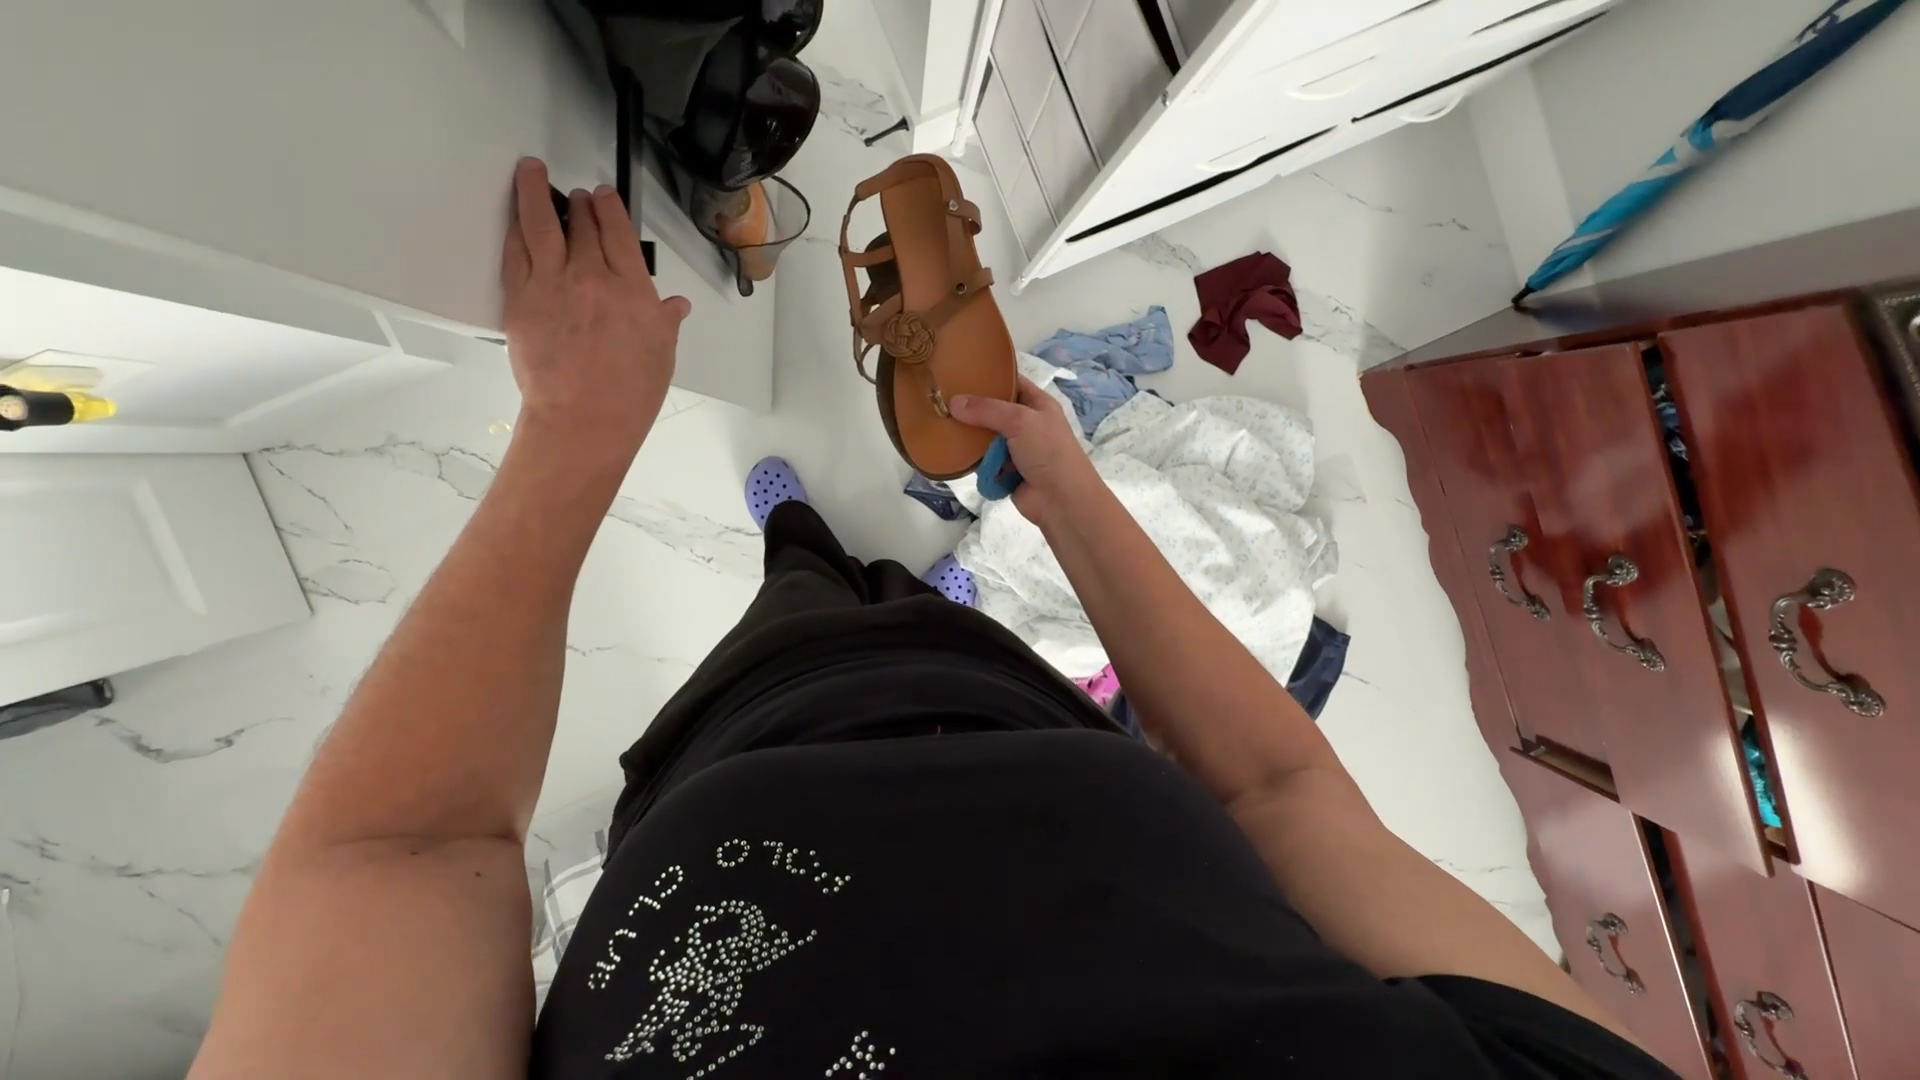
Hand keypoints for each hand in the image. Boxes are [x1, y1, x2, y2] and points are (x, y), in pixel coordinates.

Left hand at [501, 158, 690, 462]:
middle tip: (576, 195)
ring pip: (540, 224)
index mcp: (633, 290)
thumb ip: (665, 321)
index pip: (619, 232)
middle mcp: (592, 277)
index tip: (605, 197)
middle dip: (579, 203)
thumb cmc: (628, 394)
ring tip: (531, 171)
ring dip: (534, 192)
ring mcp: (552, 284)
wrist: (585, 418)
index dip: (610, 207)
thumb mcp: (662, 354)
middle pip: (582, 223)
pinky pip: (515, 252)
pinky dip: (515, 229)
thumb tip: (673, 306)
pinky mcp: (520, 299)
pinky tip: (515, 219)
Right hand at [949, 376, 1099, 526]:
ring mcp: (1016, 449)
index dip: (991, 376)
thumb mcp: (1020, 421)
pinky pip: (984, 460)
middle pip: (994, 411)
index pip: (1012, 382)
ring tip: (943, 425)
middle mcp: (1027, 424)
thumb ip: (986, 410)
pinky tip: (954, 451)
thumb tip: (953, 402)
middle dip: (973, 408)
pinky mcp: (1006, 472)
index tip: (961, 371)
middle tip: (943, 399)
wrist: (1061, 499)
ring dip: (971, 436)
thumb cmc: (1047, 451)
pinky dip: (974, 459)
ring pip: (987, 437)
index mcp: (1038, 404)